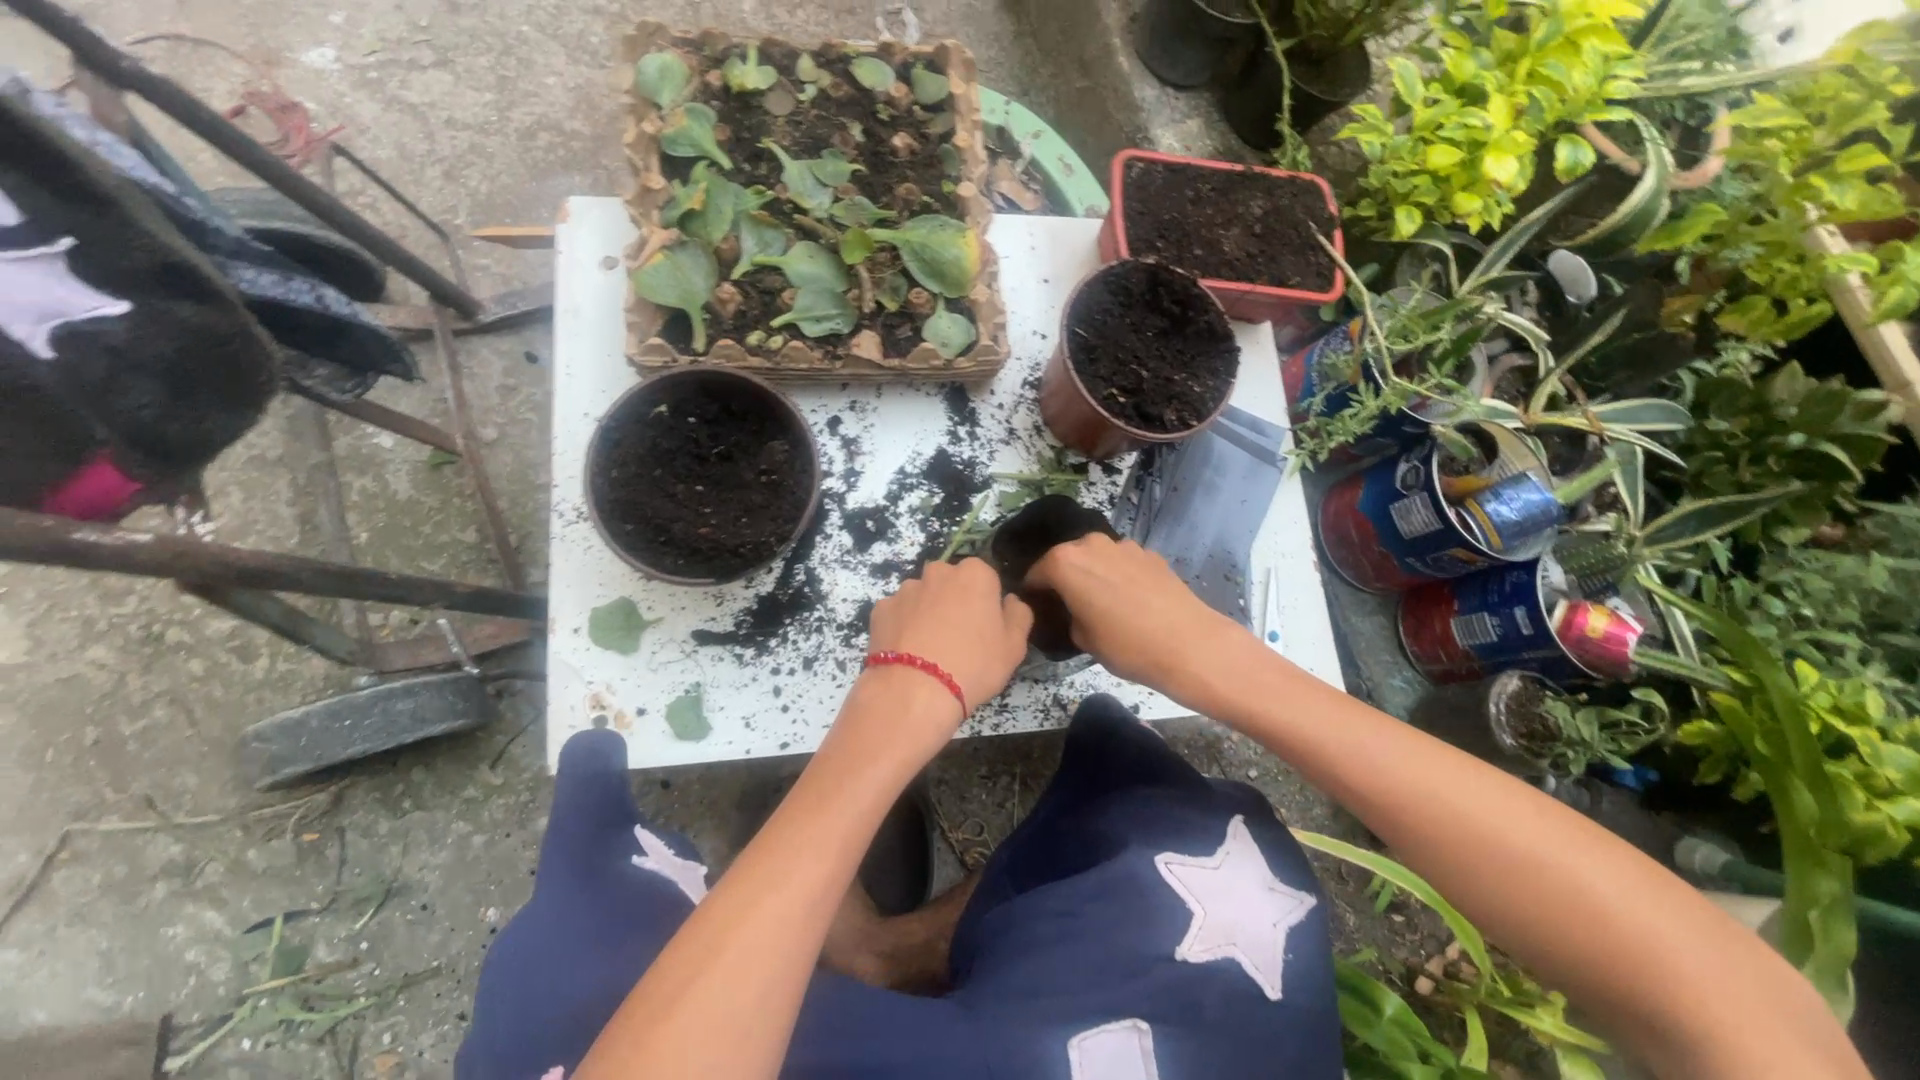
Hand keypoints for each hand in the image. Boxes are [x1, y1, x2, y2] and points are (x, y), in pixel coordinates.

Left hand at [863, 558, 1033, 727]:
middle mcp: (938, 572)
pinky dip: (903, 626)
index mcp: (975, 574)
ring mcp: (905, 589)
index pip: (986, 578)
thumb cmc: (974, 666)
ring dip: (927, 613)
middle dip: (955, 601)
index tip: (985, 629)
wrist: (915, 691)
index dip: (987, 603)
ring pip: (923, 597)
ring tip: (929, 650)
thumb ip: (1018, 615)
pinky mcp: (881, 609)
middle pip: (951, 583)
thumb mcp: (1014, 647)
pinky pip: (898, 613)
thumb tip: (1010, 601)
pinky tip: (907, 652)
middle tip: (959, 638)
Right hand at [1025, 534, 1249, 697]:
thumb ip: (1069, 616)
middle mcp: (1092, 544)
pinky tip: (1131, 602)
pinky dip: (1120, 576)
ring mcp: (1124, 546)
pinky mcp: (1151, 554)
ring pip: (1097, 558)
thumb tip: (1074, 610)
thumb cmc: (1126, 645)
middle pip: (1067, 558)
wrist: (1189, 644)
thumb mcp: (1082, 639)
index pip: (1037, 573)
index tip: (1038, 610)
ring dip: (1094, 574)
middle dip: (1065, 578)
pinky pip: (1123, 563)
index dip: (1035, 593)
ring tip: (1103, 604)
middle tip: (1070, 606)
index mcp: (1065, 562)